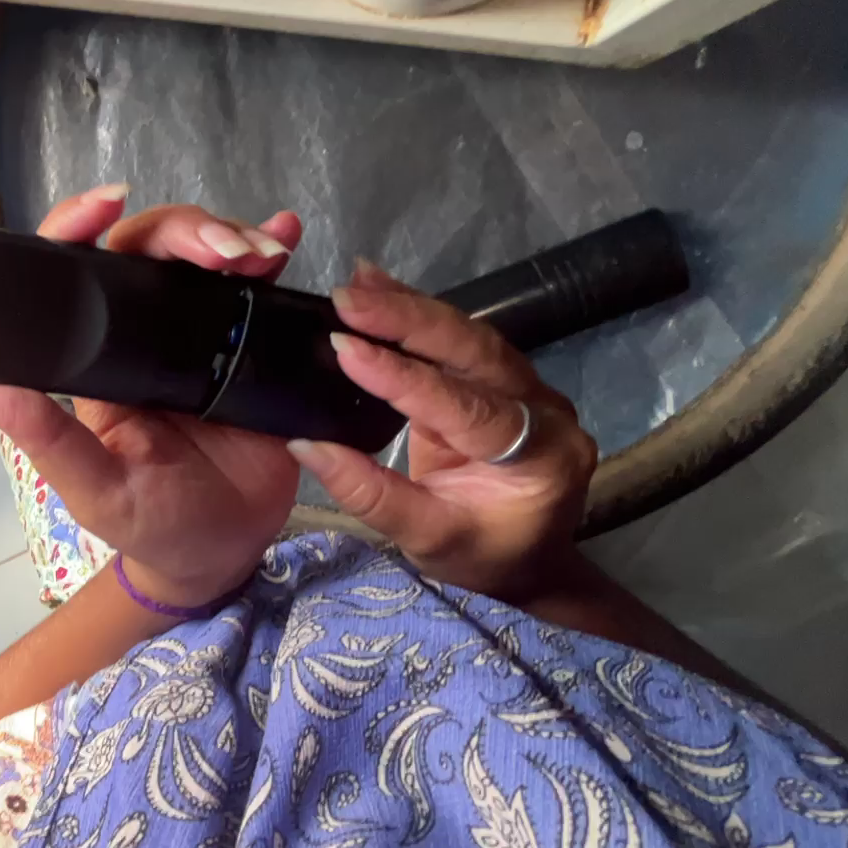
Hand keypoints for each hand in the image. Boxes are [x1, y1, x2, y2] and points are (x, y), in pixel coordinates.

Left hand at [0, 185, 303, 607]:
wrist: (226, 548)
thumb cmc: (151, 524)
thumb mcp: (96, 489)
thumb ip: (47, 440)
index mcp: (95, 361)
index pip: (74, 276)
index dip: (81, 228)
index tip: (108, 204)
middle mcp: (141, 336)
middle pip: (147, 250)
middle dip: (183, 231)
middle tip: (224, 251)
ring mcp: (197, 336)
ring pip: (201, 259)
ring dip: (231, 238)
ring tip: (261, 253)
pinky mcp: (247, 345)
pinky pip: (257, 289)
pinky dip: (272, 252)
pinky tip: (287, 237)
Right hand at [287, 261, 598, 602]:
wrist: (529, 562)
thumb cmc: (482, 559)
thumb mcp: (424, 537)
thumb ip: (368, 493)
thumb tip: (303, 445)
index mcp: (539, 458)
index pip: (466, 406)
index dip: (403, 377)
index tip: (345, 350)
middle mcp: (544, 411)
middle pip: (478, 350)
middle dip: (408, 319)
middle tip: (348, 297)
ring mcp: (527, 391)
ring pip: (470, 336)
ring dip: (410, 307)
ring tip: (357, 284)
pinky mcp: (500, 382)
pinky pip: (460, 343)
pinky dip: (417, 316)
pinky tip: (380, 290)